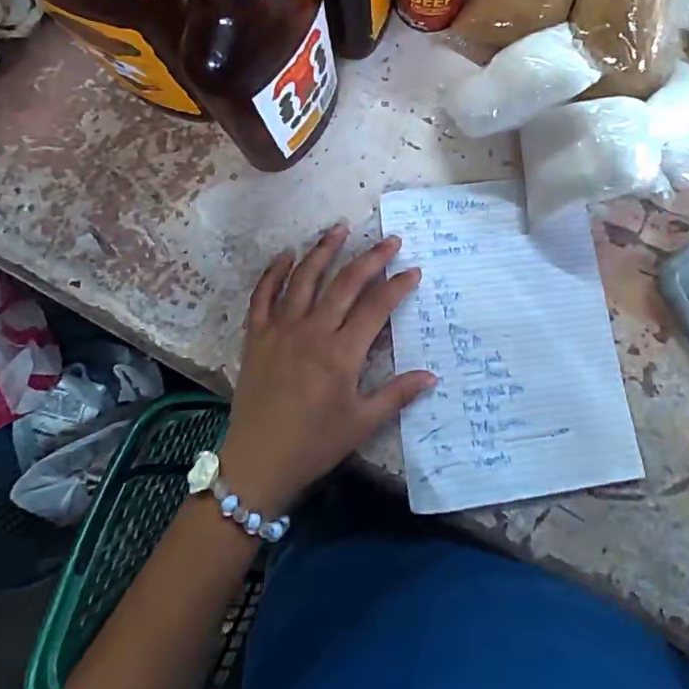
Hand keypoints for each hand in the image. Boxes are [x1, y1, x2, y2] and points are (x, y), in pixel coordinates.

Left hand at [215, 225, 434, 514]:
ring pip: (304, 279)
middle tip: (390, 240)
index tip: (413, 271)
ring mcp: (280, 330)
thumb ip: (397, 394)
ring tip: (339, 228)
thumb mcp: (362, 423)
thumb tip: (431, 375)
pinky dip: (274, 272)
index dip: (397, 285)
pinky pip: (263, 296)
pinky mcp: (256, 336)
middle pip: (345, 284)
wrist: (259, 461)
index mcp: (341, 353)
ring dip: (323, 251)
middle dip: (371, 258)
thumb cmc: (315, 444)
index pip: (376, 307)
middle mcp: (312, 331)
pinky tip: (286, 254)